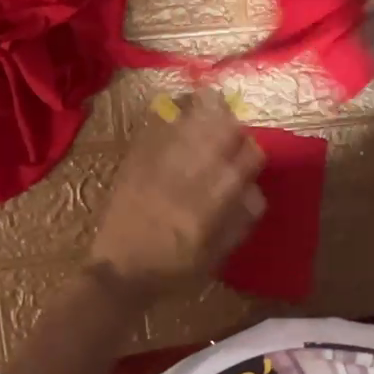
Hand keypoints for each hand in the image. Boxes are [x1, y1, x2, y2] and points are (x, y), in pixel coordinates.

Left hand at [87, 89, 265, 302]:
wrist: (118, 274)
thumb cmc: (172, 271)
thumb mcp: (214, 257)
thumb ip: (238, 223)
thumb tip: (255, 192)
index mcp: (210, 207)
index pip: (242, 166)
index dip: (253, 153)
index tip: (255, 151)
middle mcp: (188, 183)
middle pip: (216, 139)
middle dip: (229, 124)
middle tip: (235, 118)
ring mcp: (159, 171)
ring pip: (187, 131)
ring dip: (203, 113)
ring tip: (213, 99)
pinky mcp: (135, 167)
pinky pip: (155, 135)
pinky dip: (168, 119)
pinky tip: (177, 108)